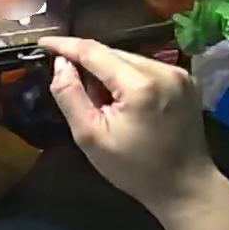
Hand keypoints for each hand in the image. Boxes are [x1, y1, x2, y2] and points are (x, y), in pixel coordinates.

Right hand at [39, 36, 216, 213]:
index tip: (43, 42)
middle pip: (111, 53)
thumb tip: (60, 64)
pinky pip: (143, 67)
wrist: (185, 187)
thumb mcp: (90, 136)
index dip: (64, 45)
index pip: (93, 51)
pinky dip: (125, 77)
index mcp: (139, 84)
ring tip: (102, 104)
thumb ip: (69, 95)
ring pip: (126, 59)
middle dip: (87, 66)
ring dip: (106, 73)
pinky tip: (122, 102)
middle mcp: (162, 70)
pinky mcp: (184, 79)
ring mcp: (177, 73)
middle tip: (77, 95)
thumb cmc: (134, 168)